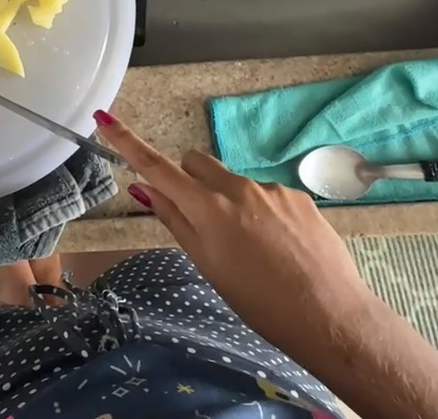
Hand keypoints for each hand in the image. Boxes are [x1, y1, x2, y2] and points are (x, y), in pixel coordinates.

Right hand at [94, 111, 378, 349]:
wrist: (333, 318)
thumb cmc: (260, 303)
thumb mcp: (207, 265)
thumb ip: (175, 220)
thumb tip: (143, 188)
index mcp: (207, 207)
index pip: (156, 166)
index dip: (127, 142)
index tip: (104, 117)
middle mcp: (236, 187)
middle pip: (195, 161)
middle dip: (188, 178)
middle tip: (201, 218)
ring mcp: (269, 188)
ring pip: (231, 179)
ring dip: (227, 198)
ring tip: (251, 245)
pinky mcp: (297, 195)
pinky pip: (264, 192)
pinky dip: (260, 210)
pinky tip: (279, 244)